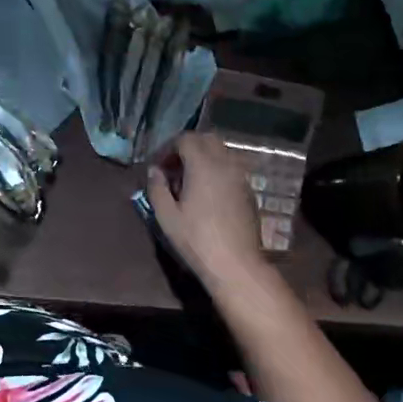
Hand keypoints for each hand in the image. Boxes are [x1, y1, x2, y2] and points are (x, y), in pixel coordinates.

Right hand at [145, 133, 266, 288]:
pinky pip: (230, 168)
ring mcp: (240, 176)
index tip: (157, 167)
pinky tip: (206, 194)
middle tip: (172, 169)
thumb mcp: (166, 216)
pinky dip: (216, 170)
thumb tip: (154, 171)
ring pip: (221, 152)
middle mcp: (225, 163)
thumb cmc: (195, 239)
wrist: (235, 263)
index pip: (185, 139)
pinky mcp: (248, 190)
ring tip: (188, 182)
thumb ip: (157, 188)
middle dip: (187, 148)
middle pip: (206, 139)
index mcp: (203, 165)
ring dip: (202, 158)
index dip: (167, 149)